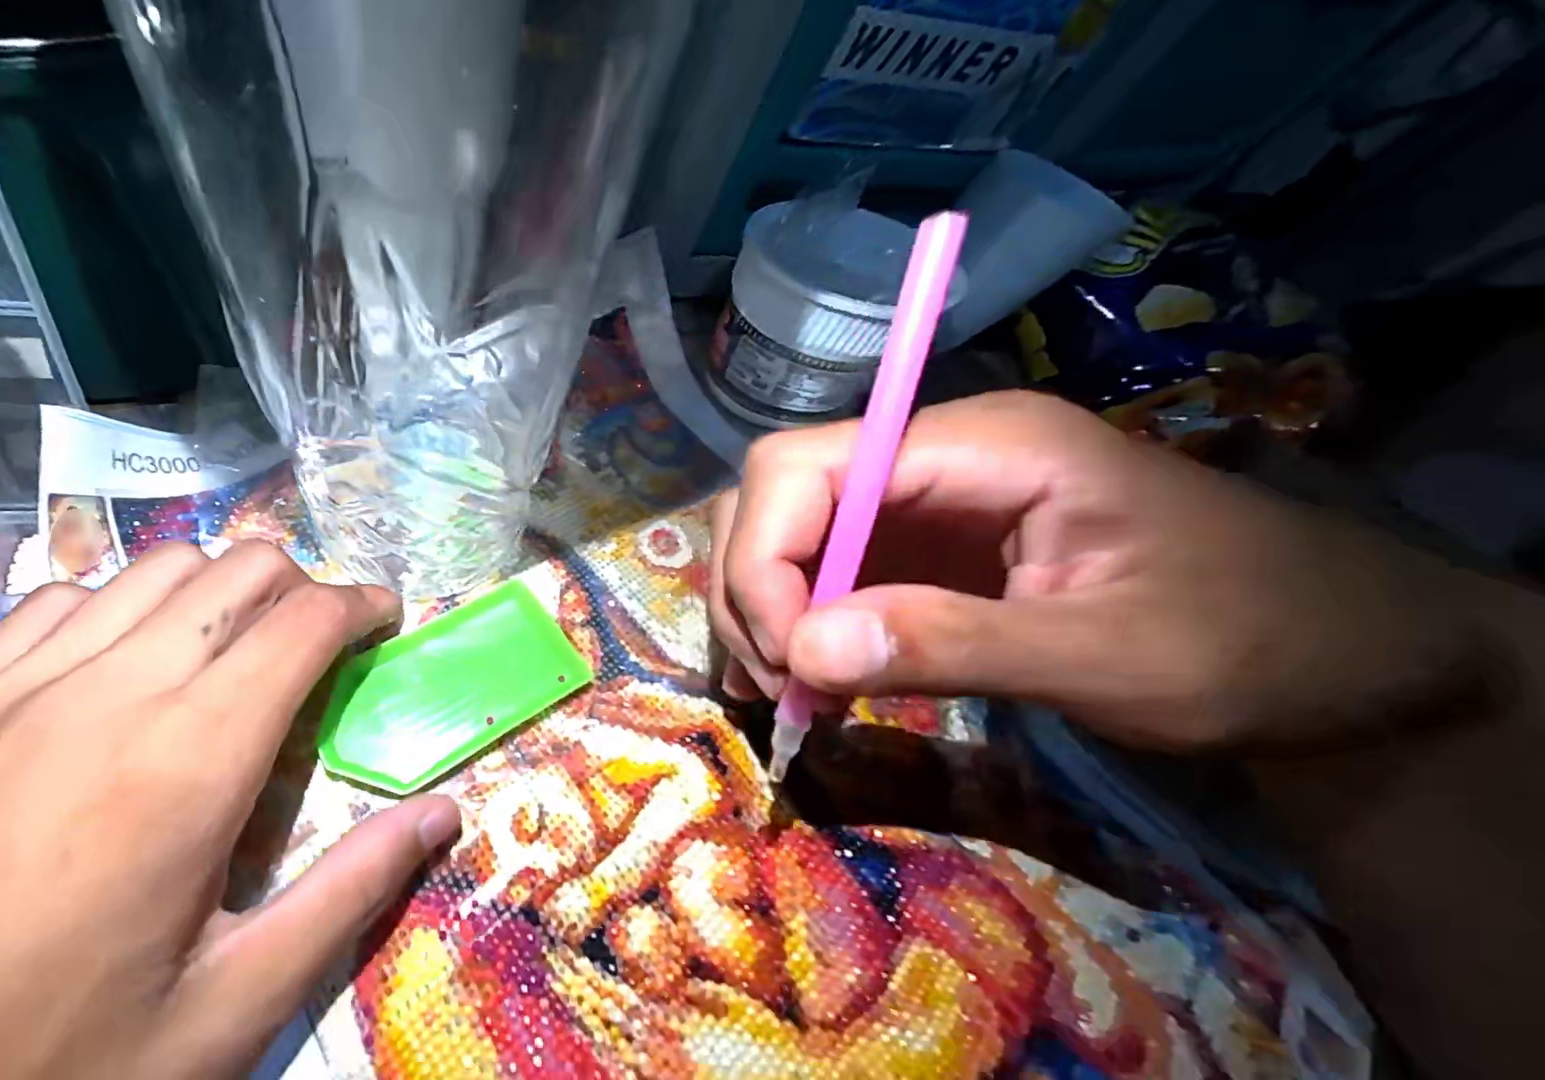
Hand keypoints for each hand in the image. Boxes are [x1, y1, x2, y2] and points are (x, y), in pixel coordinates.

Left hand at [0, 542, 461, 1078]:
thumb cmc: (27, 1072)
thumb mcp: (225, 1007)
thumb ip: (351, 891)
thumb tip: (445, 817)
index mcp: (194, 757)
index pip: (307, 621)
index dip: (363, 605)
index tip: (386, 621)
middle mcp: (112, 689)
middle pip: (240, 568)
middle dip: (303, 585)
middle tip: (319, 640)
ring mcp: (14, 682)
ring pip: (156, 567)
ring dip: (219, 587)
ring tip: (231, 645)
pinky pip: (63, 599)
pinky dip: (124, 605)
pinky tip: (118, 667)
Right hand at [710, 391, 1493, 750]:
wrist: (1337, 651)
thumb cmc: (1255, 639)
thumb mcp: (1114, 657)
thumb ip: (954, 644)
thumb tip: (804, 652)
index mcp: (977, 444)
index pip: (802, 466)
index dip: (765, 558)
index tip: (787, 662)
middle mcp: (924, 457)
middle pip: (771, 492)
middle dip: (752, 588)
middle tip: (783, 685)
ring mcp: (909, 504)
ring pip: (774, 531)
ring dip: (758, 611)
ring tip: (790, 693)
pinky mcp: (906, 550)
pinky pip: (808, 573)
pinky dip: (784, 627)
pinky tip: (800, 682)